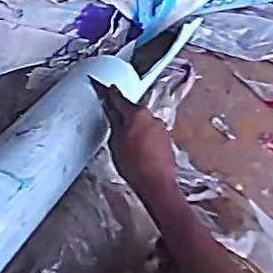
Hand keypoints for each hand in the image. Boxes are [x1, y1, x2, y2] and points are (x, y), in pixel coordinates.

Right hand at [95, 81, 178, 203]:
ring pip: (143, 122)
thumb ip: (114, 122)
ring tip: (126, 141)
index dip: (110, 94)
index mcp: (137, 114)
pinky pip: (150, 131)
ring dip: (134, 126)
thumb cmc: (134, 164)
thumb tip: (111, 110)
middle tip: (112, 120)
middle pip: (133, 110)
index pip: (119, 99)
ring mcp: (161, 127)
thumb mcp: (115, 142)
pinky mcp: (166, 139)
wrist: (157, 183)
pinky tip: (138, 148)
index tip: (106, 89)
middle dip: (123, 114)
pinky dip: (143, 135)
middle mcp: (151, 116)